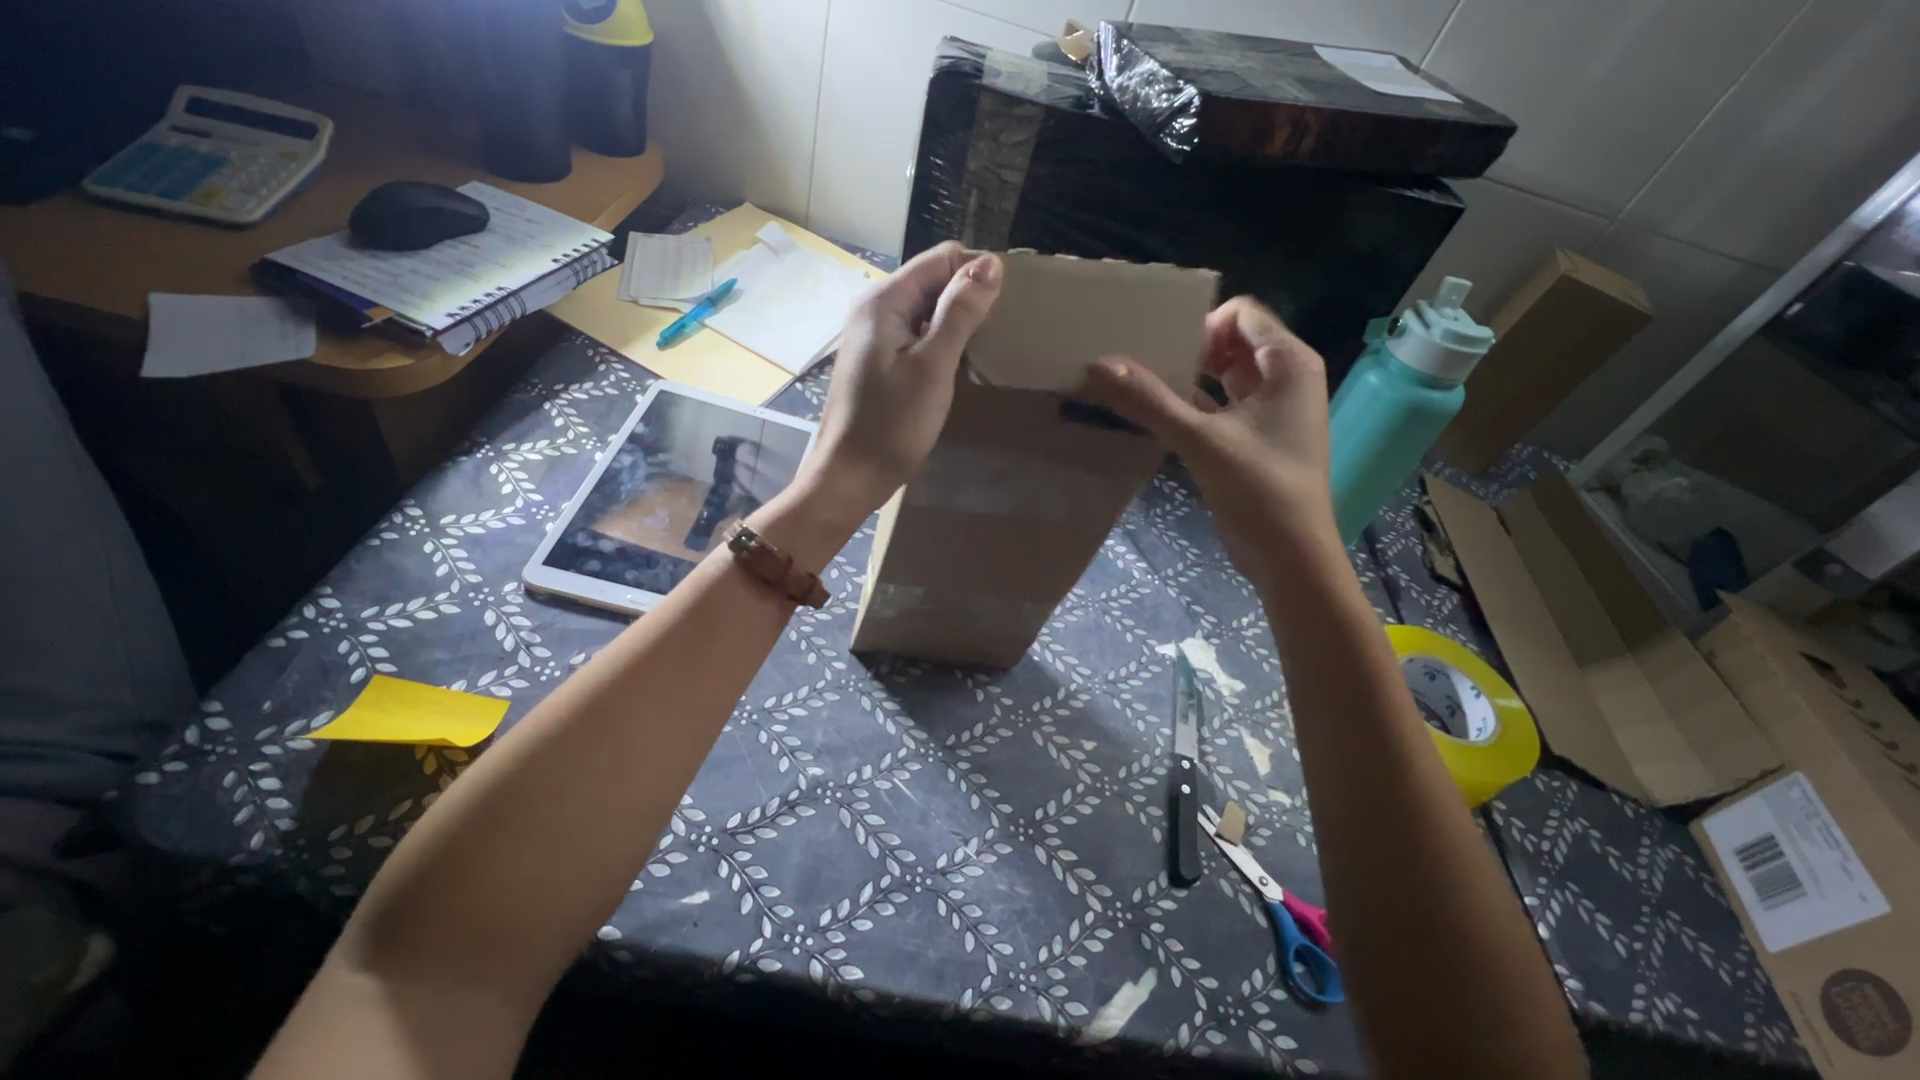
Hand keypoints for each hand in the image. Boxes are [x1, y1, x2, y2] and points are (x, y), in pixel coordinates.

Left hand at [801, 242, 1003, 515]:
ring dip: (957, 321)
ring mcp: (874, 332)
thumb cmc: (892, 423)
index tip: (1006, 308)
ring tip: (983, 349)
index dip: (978, 273)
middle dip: (969, 296)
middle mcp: (875, 306)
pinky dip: (941, 340)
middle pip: (934, 279)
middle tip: (998, 333)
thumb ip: (960, 311)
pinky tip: (957, 365)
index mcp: (884, 298)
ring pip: (928, 307)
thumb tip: (991, 263)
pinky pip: (917, 332)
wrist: (850, 475)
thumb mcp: (934, 365)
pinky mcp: (878, 357)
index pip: (943, 257)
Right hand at [1077, 296, 1338, 583]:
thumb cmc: (1259, 490)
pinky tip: (1157, 417)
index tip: (1164, 354)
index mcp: (1290, 363)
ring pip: (1226, 375)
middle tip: (1146, 368)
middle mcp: (1288, 377)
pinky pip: (1223, 405)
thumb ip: (1148, 400)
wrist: (1292, 557)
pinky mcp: (1258, 438)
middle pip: (1233, 340)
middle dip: (1190, 349)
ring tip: (1144, 388)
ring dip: (1188, 378)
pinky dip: (1195, 406)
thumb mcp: (1200, 440)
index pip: (1242, 313)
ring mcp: (1274, 410)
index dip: (1201, 325)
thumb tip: (1096, 365)